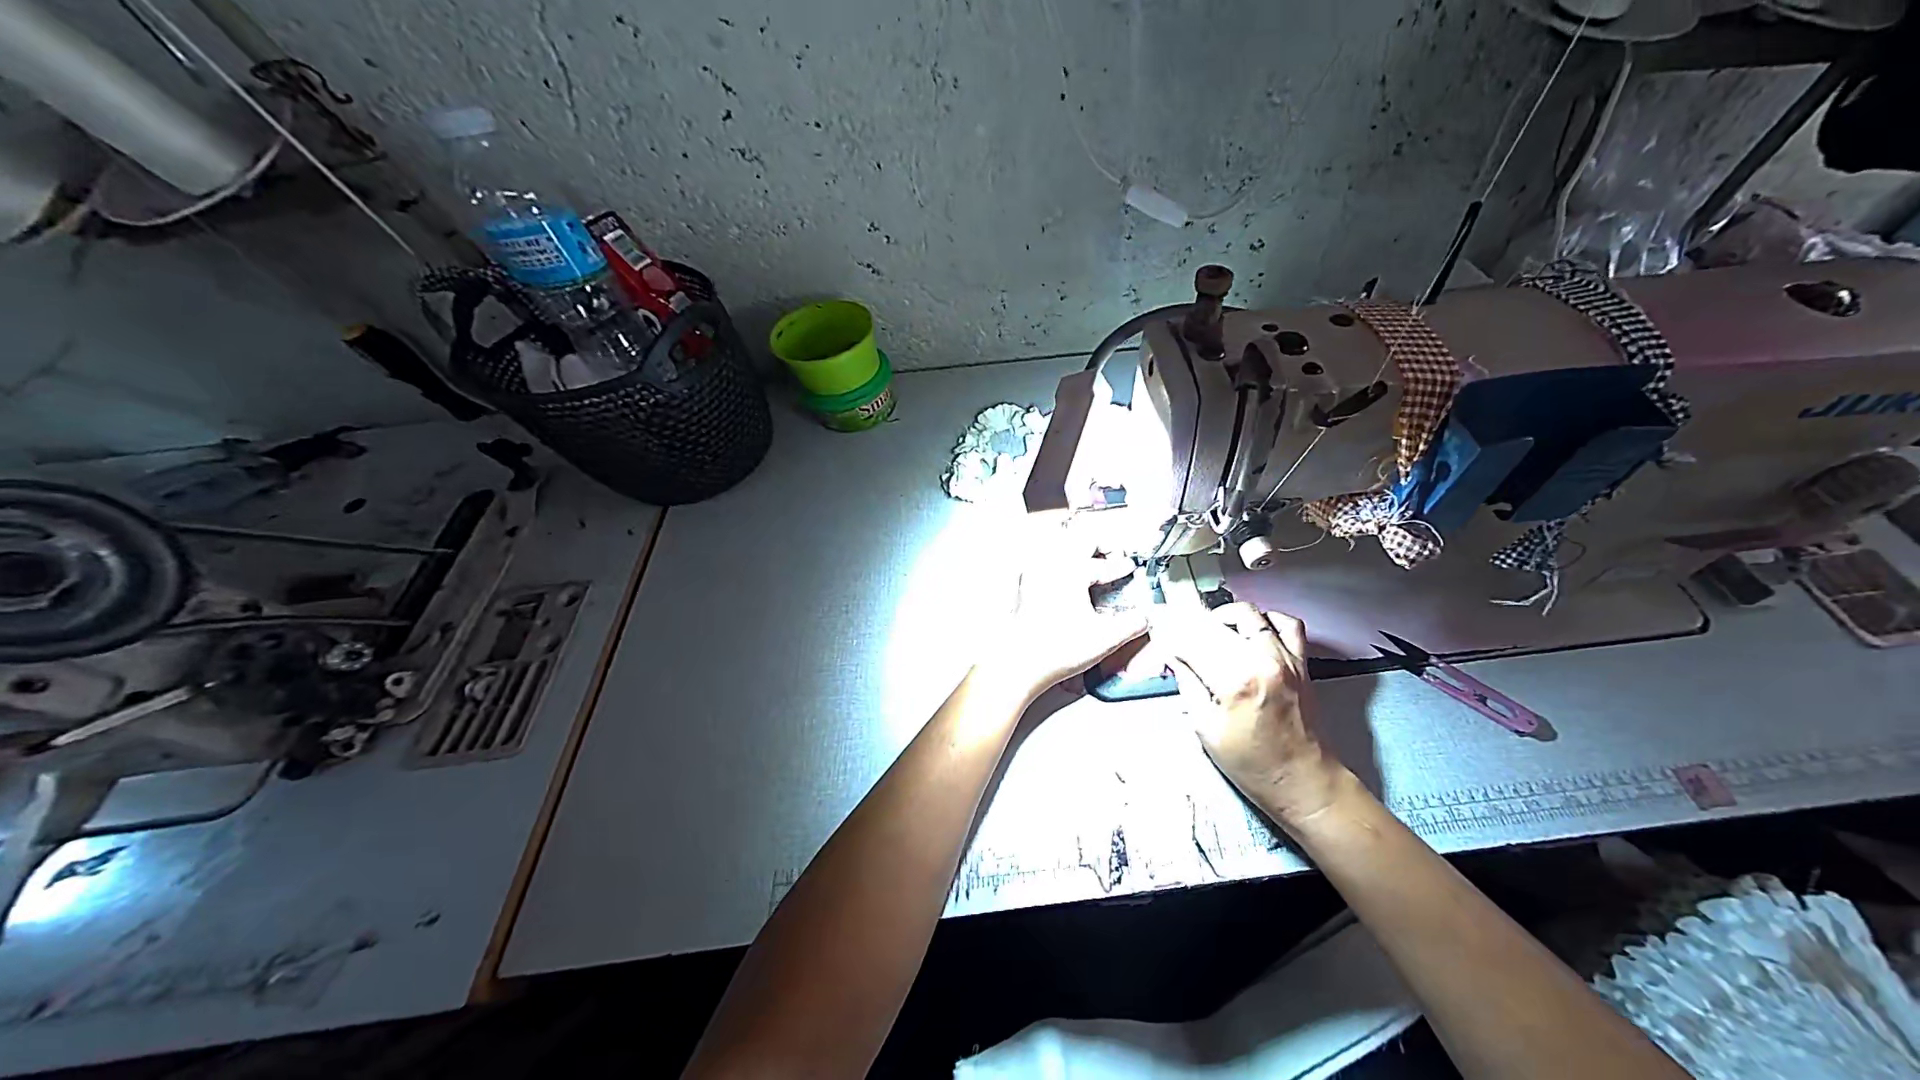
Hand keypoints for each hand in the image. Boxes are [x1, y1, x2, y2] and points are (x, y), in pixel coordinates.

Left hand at [978, 513, 1148, 698]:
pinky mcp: (1022, 590)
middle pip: (1077, 542)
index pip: (1102, 563)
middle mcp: (1049, 568)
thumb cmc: (1055, 649)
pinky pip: (1043, 565)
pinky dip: (1058, 566)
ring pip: (1056, 550)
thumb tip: (1144, 618)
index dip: (1119, 565)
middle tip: (1111, 553)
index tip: (1128, 567)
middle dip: (1097, 546)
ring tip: (1088, 562)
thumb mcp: (1105, 638)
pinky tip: (1062, 580)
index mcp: (1071, 572)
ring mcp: (1032, 577)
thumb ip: (1131, 625)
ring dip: (1075, 552)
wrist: (1019, 663)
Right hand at [1153, 603, 1348, 826]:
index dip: (1170, 640)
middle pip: (1216, 622)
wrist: (1305, 782)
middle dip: (1191, 628)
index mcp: (1234, 680)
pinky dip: (1266, 620)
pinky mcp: (1301, 661)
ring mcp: (1285, 657)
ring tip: (1213, 634)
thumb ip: (1188, 685)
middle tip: (1181, 641)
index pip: (1191, 640)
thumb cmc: (1253, 765)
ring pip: (1249, 613)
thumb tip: (1176, 658)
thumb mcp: (1205, 729)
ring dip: (1225, 618)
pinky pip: (1286, 623)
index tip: (1162, 645)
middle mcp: (1262, 660)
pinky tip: (1252, 633)